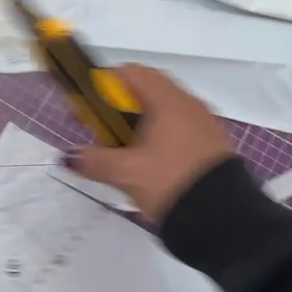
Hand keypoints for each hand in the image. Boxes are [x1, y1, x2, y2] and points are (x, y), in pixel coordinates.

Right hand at [67, 64, 232, 221]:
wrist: (222, 218)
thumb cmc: (170, 182)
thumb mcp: (126, 173)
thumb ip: (94, 160)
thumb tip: (69, 155)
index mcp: (168, 101)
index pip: (131, 73)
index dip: (103, 84)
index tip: (87, 106)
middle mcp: (189, 104)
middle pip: (147, 91)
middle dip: (119, 106)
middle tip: (101, 130)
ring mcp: (204, 123)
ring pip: (164, 111)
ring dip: (139, 123)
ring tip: (123, 151)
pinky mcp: (212, 144)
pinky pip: (179, 128)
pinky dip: (159, 136)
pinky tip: (149, 163)